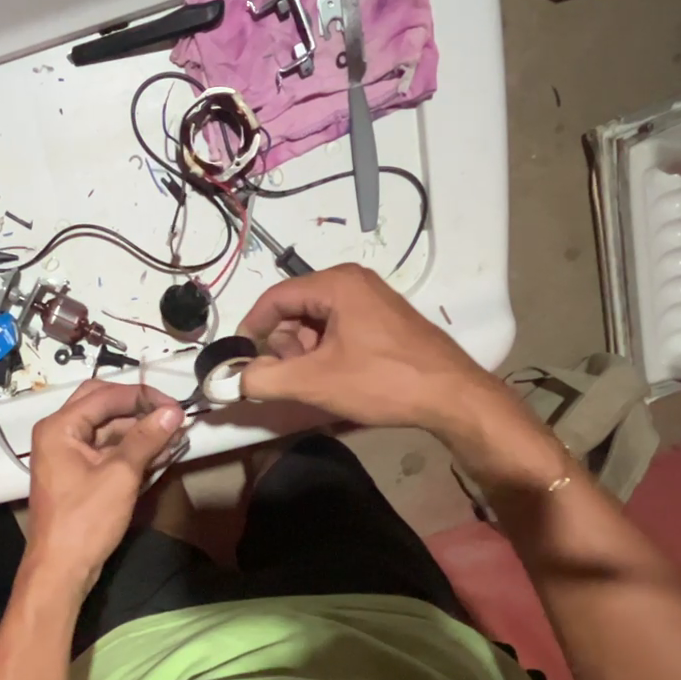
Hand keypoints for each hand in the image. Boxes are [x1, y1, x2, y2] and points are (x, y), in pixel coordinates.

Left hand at [23, 381, 185, 598]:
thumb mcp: (121, 475)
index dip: (142, 396)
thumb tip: (173, 412)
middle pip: (102, 405)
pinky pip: (105, 451)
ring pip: (106, 429)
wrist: (61, 568)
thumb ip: (146, 438)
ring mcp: (66, 455)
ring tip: (173, 436)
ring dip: (138, 431)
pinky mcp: (77, 475)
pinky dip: (130, 450)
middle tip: (170, 415)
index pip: (105, 394)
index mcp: (59, 427)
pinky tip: (159, 453)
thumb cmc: (86, 520)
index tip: (175, 406)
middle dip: (138, 408)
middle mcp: (58, 434)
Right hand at [237, 264, 562, 489]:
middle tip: (288, 377)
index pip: (274, 297)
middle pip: (294, 309)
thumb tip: (230, 379)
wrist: (450, 396)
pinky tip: (332, 380)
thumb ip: (263, 379)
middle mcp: (352, 283)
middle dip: (282, 346)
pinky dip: (323, 354)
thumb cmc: (381, 381)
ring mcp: (370, 301)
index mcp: (336, 284)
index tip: (239, 360)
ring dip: (302, 354)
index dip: (250, 329)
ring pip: (314, 323)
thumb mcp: (314, 382)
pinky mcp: (381, 322)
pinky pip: (336, 331)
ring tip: (313, 383)